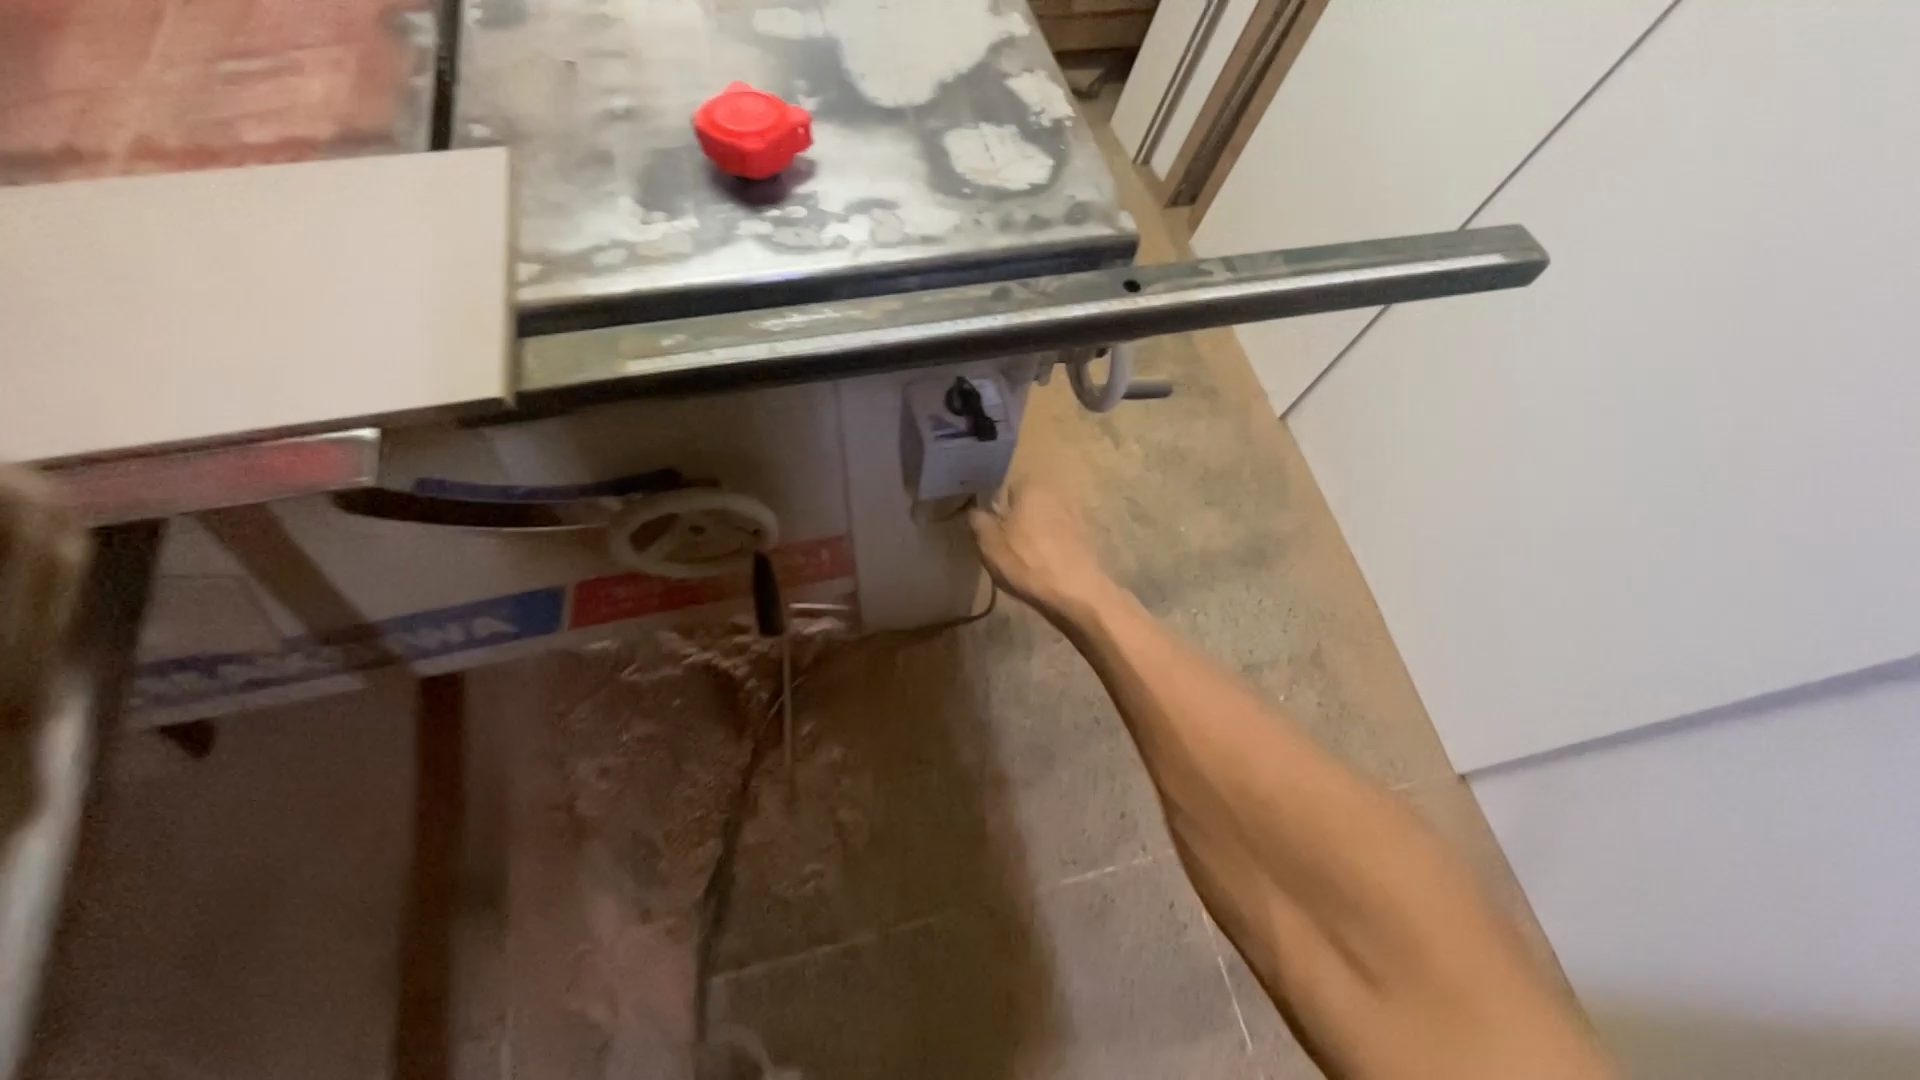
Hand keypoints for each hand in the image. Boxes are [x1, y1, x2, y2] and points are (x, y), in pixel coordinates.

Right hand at [968, 481, 1118, 626]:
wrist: (1076, 593)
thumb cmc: (1026, 563)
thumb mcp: (988, 544)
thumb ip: (978, 521)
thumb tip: (976, 510)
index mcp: (1030, 488)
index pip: (1006, 488)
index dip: (996, 508)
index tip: (990, 528)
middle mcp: (1055, 493)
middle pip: (1028, 504)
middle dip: (1018, 520)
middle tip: (1006, 545)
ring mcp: (1075, 515)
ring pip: (1045, 520)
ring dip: (1036, 533)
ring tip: (1026, 558)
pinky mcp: (1087, 536)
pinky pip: (1061, 536)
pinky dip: (1053, 545)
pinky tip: (1046, 565)